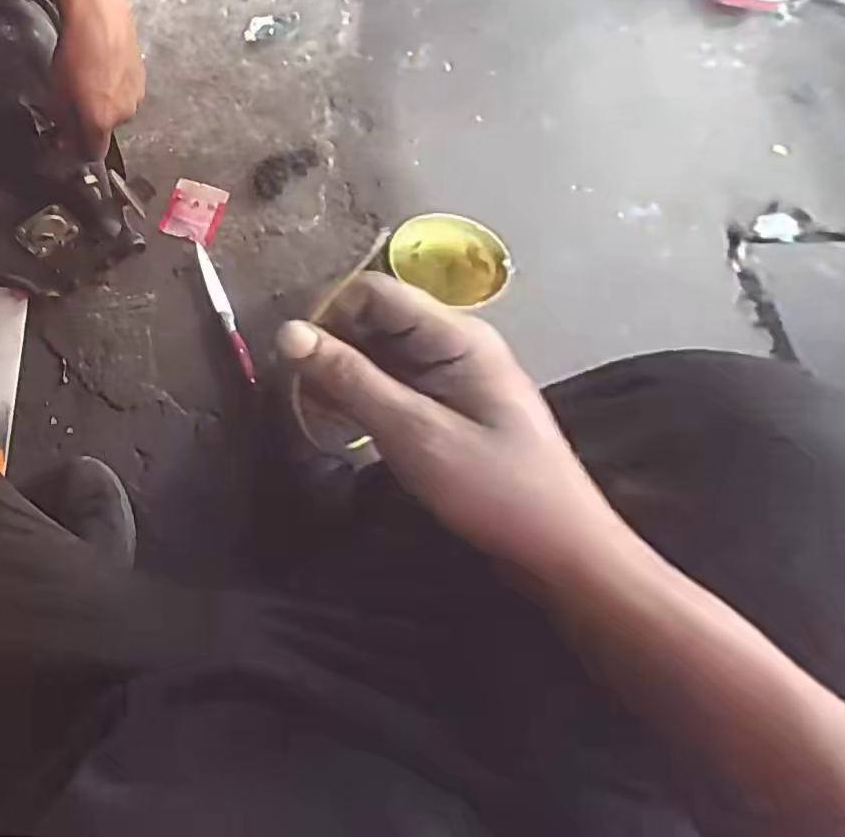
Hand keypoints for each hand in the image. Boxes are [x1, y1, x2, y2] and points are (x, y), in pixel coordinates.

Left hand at [44, 0, 144, 159]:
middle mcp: (124, 115)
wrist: (101, 14)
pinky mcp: (142, 76)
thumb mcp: (57, 93)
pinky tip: (101, 67)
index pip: (92, 153)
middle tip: (71, 101)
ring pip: (115, 109)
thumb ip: (62, 122)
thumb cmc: (77, 51)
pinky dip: (113, 86)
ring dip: (102, 102)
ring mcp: (136, 95)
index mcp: (101, 123)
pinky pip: (124, 90)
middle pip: (104, 130)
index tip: (66, 140)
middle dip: (88, 121)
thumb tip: (64, 136)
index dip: (77, 149)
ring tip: (87, 78)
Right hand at [276, 273, 630, 577]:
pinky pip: (380, 378)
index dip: (327, 313)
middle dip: (326, 346)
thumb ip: (348, 377)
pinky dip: (351, 393)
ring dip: (334, 373)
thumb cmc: (493, 488)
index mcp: (453, 334)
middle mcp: (446, 340)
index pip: (372, 292)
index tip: (292, 356)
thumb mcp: (412, 431)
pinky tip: (331, 419)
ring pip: (368, 349)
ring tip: (307, 407)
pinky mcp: (433, 397)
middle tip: (293, 387)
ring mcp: (440, 369)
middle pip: (367, 318)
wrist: (558, 552)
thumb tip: (286, 332)